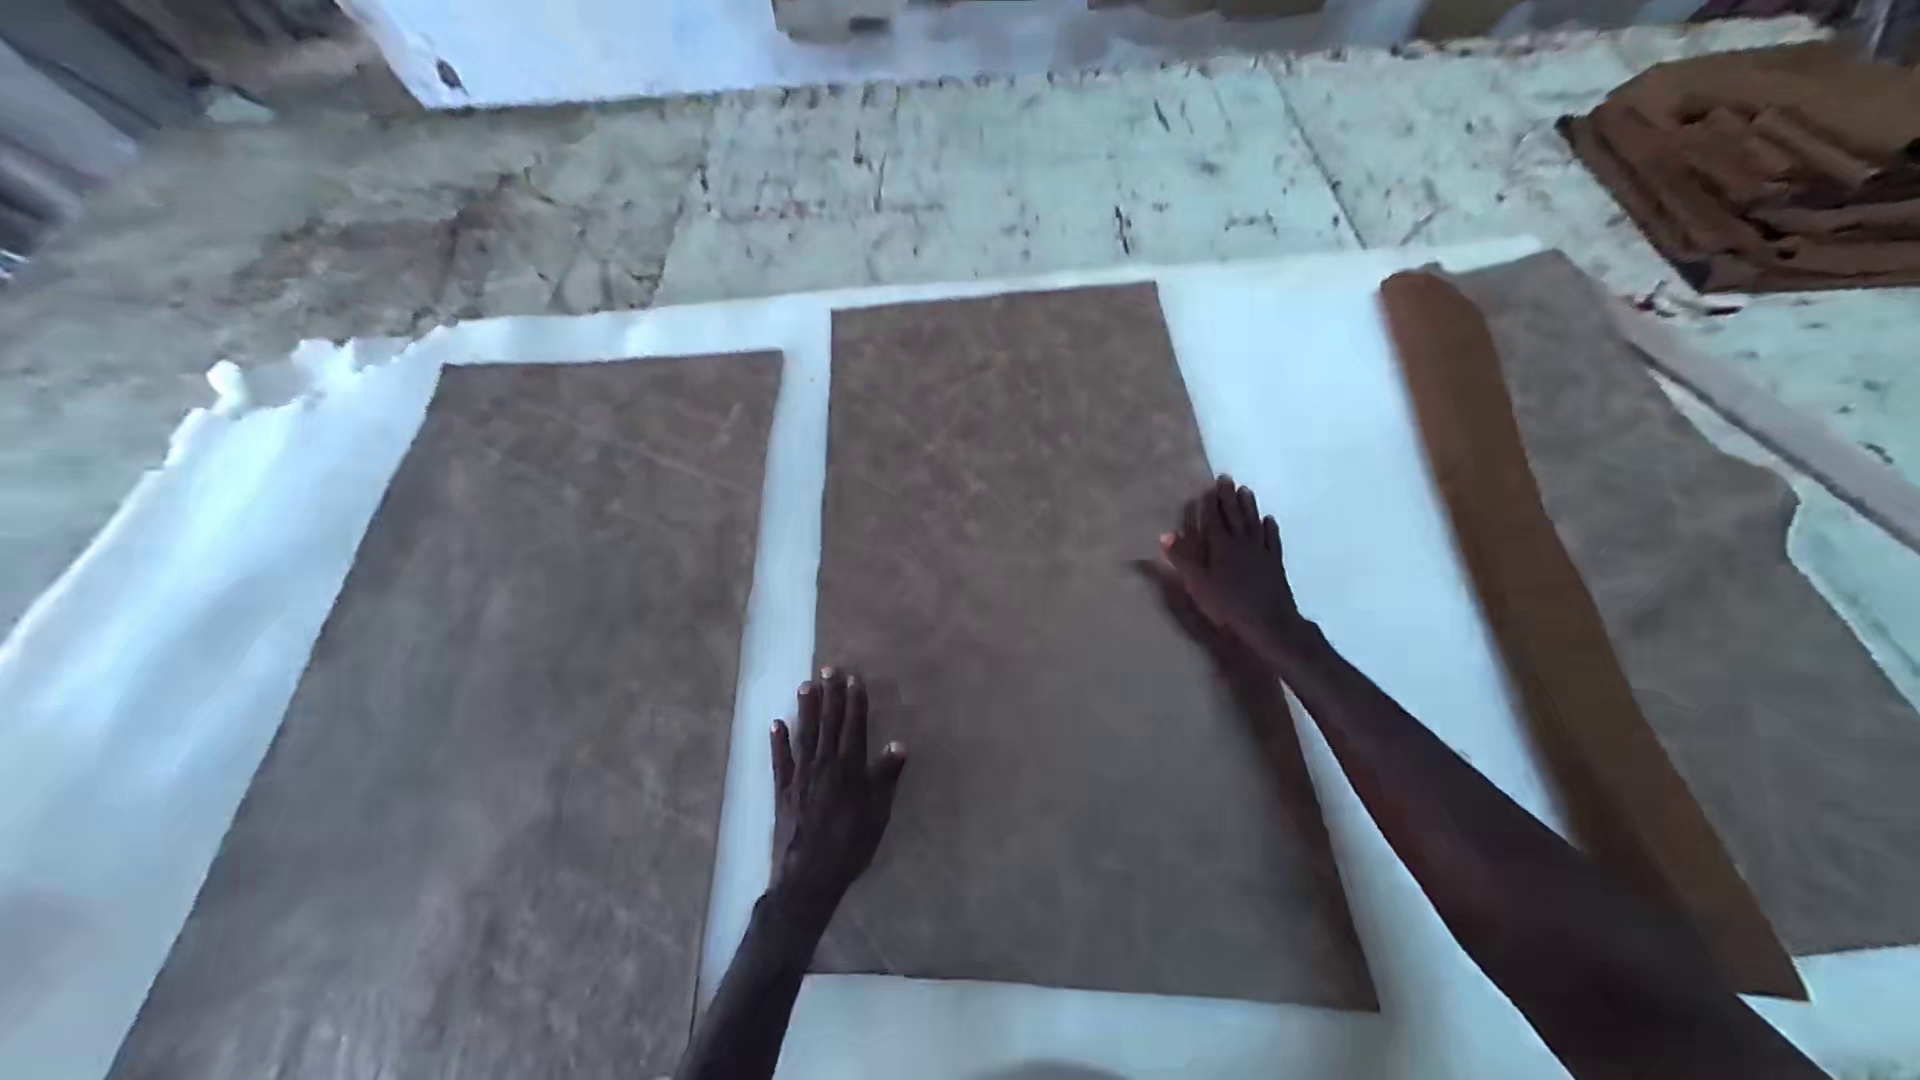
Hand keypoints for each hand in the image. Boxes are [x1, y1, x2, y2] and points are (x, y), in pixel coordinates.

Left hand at [768, 668, 907, 923]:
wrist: (808, 878)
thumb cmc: (851, 846)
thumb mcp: (878, 813)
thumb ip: (886, 777)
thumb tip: (899, 743)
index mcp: (850, 768)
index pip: (855, 726)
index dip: (855, 702)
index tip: (854, 678)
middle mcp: (824, 765)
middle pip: (828, 723)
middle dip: (830, 694)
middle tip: (828, 668)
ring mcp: (800, 776)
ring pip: (804, 734)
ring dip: (805, 709)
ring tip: (805, 685)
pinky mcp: (783, 791)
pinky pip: (780, 760)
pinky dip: (778, 741)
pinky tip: (776, 723)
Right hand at [1160, 476, 1307, 644]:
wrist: (1269, 622)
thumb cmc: (1228, 604)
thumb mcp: (1197, 583)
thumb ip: (1182, 558)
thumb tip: (1165, 534)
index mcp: (1221, 546)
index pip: (1214, 518)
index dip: (1210, 502)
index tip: (1209, 485)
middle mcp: (1242, 543)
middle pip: (1235, 515)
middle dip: (1229, 496)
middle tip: (1226, 478)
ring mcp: (1261, 551)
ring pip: (1254, 522)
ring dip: (1249, 506)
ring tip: (1246, 490)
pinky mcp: (1274, 563)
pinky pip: (1272, 540)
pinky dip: (1270, 528)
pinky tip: (1269, 519)